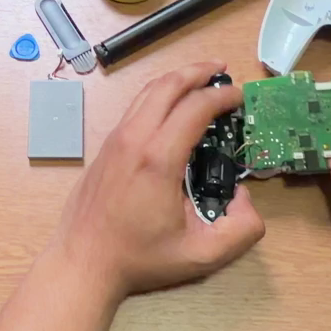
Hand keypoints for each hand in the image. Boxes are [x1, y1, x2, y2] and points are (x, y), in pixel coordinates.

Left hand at [50, 62, 266, 299]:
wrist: (83, 261)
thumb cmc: (140, 258)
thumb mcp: (201, 255)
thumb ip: (240, 229)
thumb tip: (248, 198)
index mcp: (158, 158)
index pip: (194, 108)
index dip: (221, 96)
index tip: (240, 95)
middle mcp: (134, 139)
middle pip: (167, 86)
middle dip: (198, 72)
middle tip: (223, 69)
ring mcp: (115, 139)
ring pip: (146, 92)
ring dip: (176, 79)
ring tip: (200, 79)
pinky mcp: (105, 146)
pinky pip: (135, 107)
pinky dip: (158, 95)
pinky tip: (171, 106)